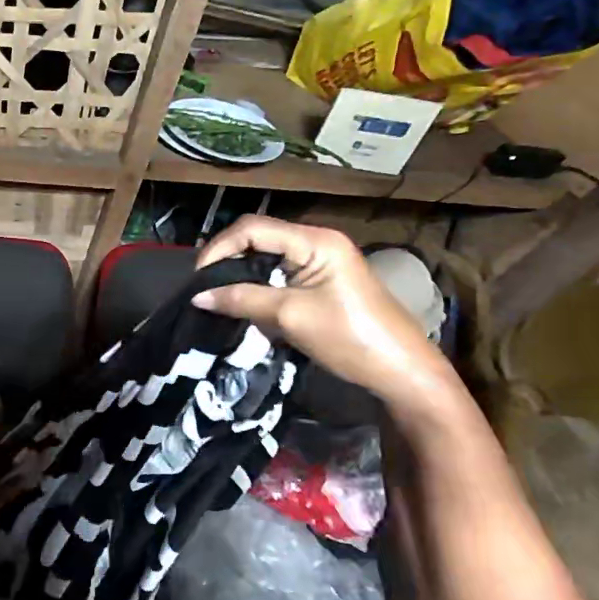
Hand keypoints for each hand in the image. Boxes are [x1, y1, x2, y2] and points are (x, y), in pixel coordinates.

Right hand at [192, 216, 457, 410]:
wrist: (400, 370)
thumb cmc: (349, 338)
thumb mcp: (290, 317)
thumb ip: (243, 300)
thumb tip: (199, 296)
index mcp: (315, 241)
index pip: (253, 228)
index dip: (220, 248)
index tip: (198, 279)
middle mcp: (318, 242)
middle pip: (259, 238)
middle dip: (227, 260)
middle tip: (203, 288)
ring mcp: (322, 262)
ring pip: (267, 258)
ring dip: (241, 275)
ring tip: (216, 297)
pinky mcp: (322, 282)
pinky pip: (280, 275)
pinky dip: (258, 287)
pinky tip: (244, 305)